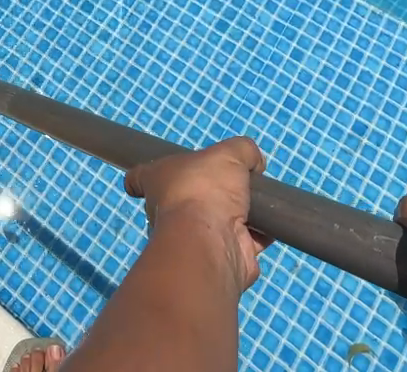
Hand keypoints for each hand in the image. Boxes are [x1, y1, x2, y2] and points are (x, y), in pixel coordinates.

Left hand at [124, 137, 270, 290]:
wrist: (212, 239)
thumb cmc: (205, 187)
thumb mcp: (227, 154)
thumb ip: (242, 150)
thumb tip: (254, 161)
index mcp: (155, 179)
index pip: (138, 176)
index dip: (142, 175)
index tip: (145, 177)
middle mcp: (166, 209)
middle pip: (183, 199)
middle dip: (208, 195)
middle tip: (233, 185)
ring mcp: (191, 236)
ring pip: (213, 223)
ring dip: (235, 217)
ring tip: (255, 204)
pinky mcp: (218, 256)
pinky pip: (239, 242)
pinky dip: (255, 237)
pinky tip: (267, 227)